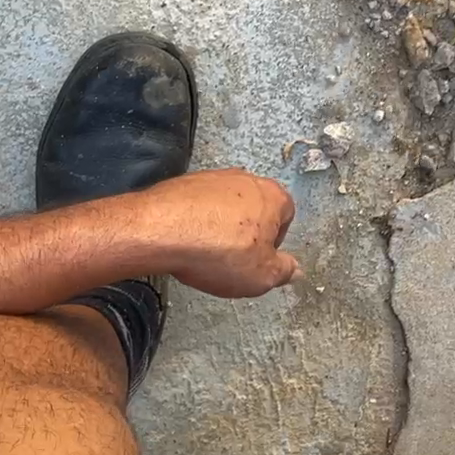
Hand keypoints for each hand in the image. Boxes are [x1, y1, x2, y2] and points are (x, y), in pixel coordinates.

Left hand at [127, 169, 299, 297]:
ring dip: (222, 227)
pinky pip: (200, 205)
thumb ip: (284, 271)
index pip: (287, 217)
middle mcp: (247, 180)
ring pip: (227, 206)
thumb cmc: (214, 249)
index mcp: (274, 197)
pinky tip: (189, 243)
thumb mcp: (262, 276)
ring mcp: (215, 178)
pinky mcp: (186, 182)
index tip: (262, 259)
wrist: (161, 231)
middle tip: (237, 259)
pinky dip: (197, 222)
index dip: (275, 242)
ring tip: (208, 253)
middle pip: (256, 209)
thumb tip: (292, 269)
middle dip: (248, 233)